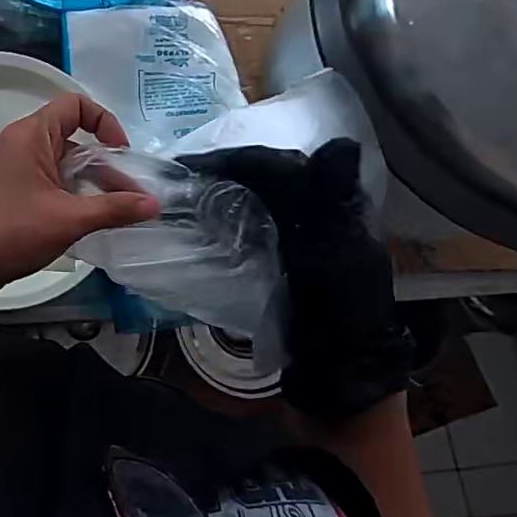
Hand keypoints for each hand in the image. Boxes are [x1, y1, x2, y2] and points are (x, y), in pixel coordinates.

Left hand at [0, 94, 161, 302]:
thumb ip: (114, 209)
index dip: (105, 122)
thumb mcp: (68, 220)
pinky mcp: (14, 186)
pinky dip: (74, 190)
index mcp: (30, 135)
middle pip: (74, 136)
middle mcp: (21, 142)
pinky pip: (52, 177)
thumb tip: (155, 205)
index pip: (75, 105)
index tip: (122, 154)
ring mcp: (16, 165)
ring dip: (93, 180)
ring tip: (119, 209)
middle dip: (106, 162)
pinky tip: (93, 215)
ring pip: (65, 160)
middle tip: (131, 193)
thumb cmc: (12, 234)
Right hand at [180, 140, 410, 420]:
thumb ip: (332, 202)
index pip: (275, 165)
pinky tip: (195, 227)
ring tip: (177, 198)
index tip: (187, 164)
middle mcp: (310, 214)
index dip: (232, 160)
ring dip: (215, 195)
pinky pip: (245, 230)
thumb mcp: (339, 254)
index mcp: (329, 206)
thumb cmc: (342, 311)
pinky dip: (219, 223)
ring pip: (250, 201)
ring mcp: (292, 238)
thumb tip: (340, 143)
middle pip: (259, 179)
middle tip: (173, 180)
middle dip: (217, 174)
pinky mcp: (277, 262)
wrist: (340, 372)